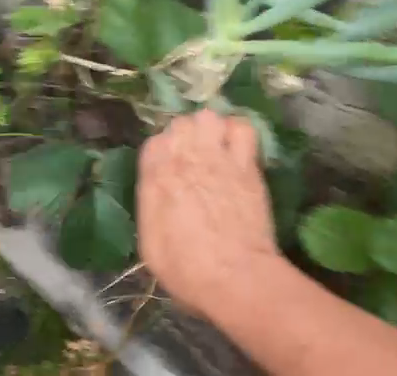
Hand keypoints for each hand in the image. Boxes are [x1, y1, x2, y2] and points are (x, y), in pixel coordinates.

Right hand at [136, 110, 288, 318]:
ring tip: (216, 148)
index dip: (164, 155)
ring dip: (210, 129)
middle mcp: (182, 156)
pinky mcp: (247, 164)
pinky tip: (238, 149)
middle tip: (194, 159)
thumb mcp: (149, 243)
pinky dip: (239, 132)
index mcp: (155, 174)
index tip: (170, 172)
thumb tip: (156, 187)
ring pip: (208, 117)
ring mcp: (216, 156)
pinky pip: (242, 128)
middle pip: (180, 123)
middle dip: (186, 137)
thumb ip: (150, 203)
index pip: (154, 142)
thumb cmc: (187, 268)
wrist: (235, 277)